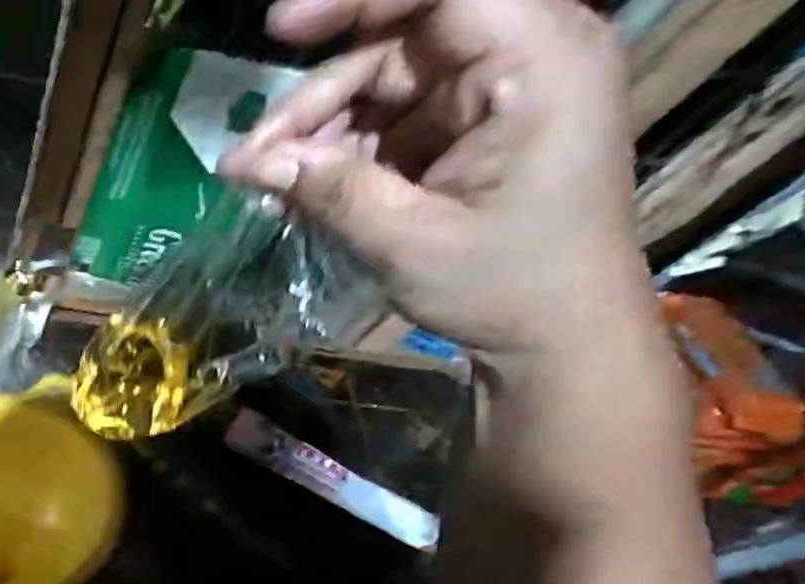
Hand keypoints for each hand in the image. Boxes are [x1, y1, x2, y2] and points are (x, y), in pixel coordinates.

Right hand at [219, 0, 655, 358]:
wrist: (553, 332)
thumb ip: (333, 193)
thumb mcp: (410, 242)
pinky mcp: (460, 131)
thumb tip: (250, 165)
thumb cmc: (505, 284)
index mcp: (537, 59)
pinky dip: (337, 156)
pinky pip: (384, 125)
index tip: (281, 29)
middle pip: (395, 44)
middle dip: (315, 100)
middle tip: (250, 161)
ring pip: (379, 86)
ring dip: (317, 134)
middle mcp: (517, 57)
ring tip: (266, 186)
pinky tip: (299, 191)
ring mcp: (485, 96)